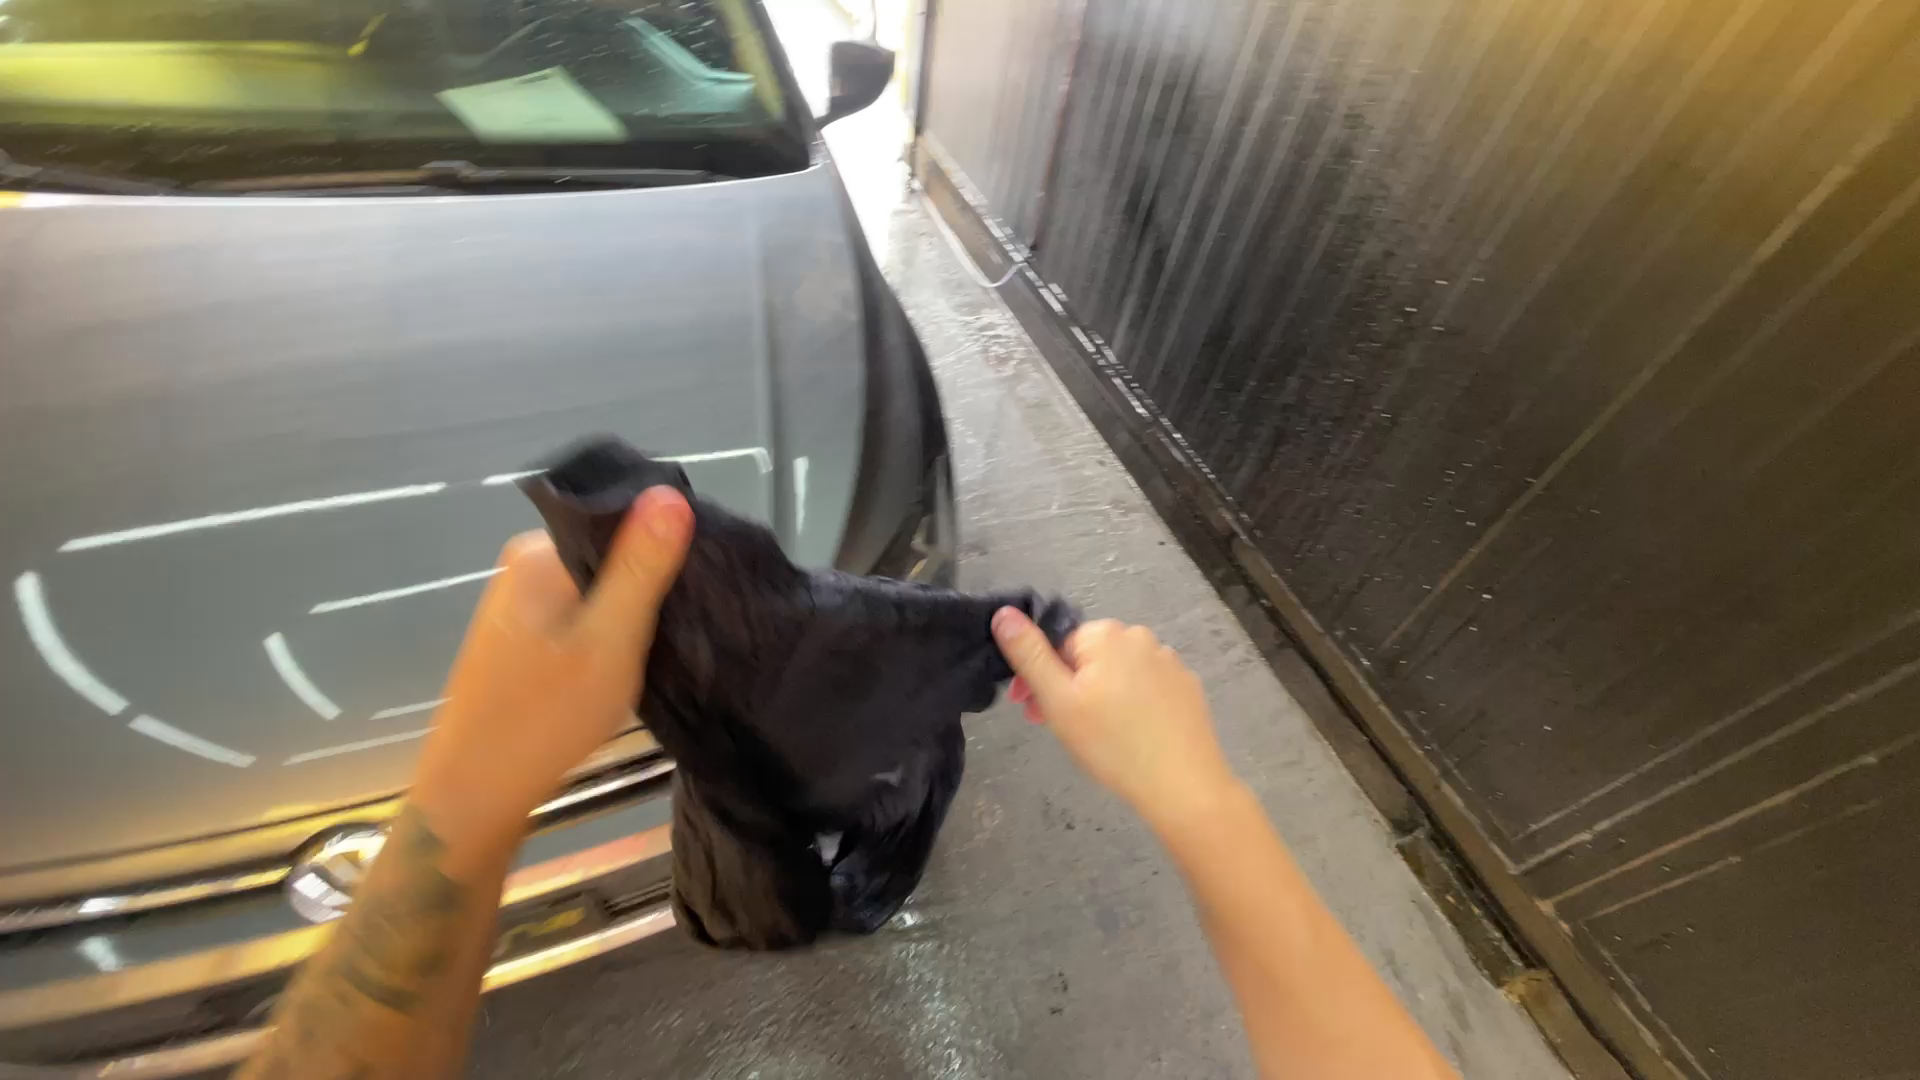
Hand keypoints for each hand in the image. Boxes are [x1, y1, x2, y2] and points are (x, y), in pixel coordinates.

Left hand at [411, 487, 693, 841]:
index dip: (668, 549)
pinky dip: (611, 627)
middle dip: (651, 581)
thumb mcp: (610, 639)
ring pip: (600, 585)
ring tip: (664, 639)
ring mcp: (521, 598)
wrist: (478, 793)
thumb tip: (670, 494)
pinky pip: (584, 609)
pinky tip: (628, 656)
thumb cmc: (547, 714)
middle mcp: (525, 563)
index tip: (698, 587)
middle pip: (612, 552)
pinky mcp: (524, 631)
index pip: (623, 522)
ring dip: (633, 608)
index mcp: (540, 551)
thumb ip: (642, 567)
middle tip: (684, 620)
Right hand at [992, 610, 1238, 834]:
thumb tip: (1003, 612)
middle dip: (1066, 685)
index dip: (1038, 675)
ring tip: (1094, 736)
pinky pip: (1146, 687)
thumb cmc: (1112, 743)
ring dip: (1097, 694)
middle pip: (1088, 656)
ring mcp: (1169, 661)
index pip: (1057, 644)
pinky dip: (1130, 703)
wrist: (1184, 786)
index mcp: (1104, 634)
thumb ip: (1028, 654)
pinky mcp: (1187, 686)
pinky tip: (1129, 734)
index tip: (1029, 708)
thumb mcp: (1057, 700)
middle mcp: (1139, 636)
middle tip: (1056, 726)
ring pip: (1117, 672)